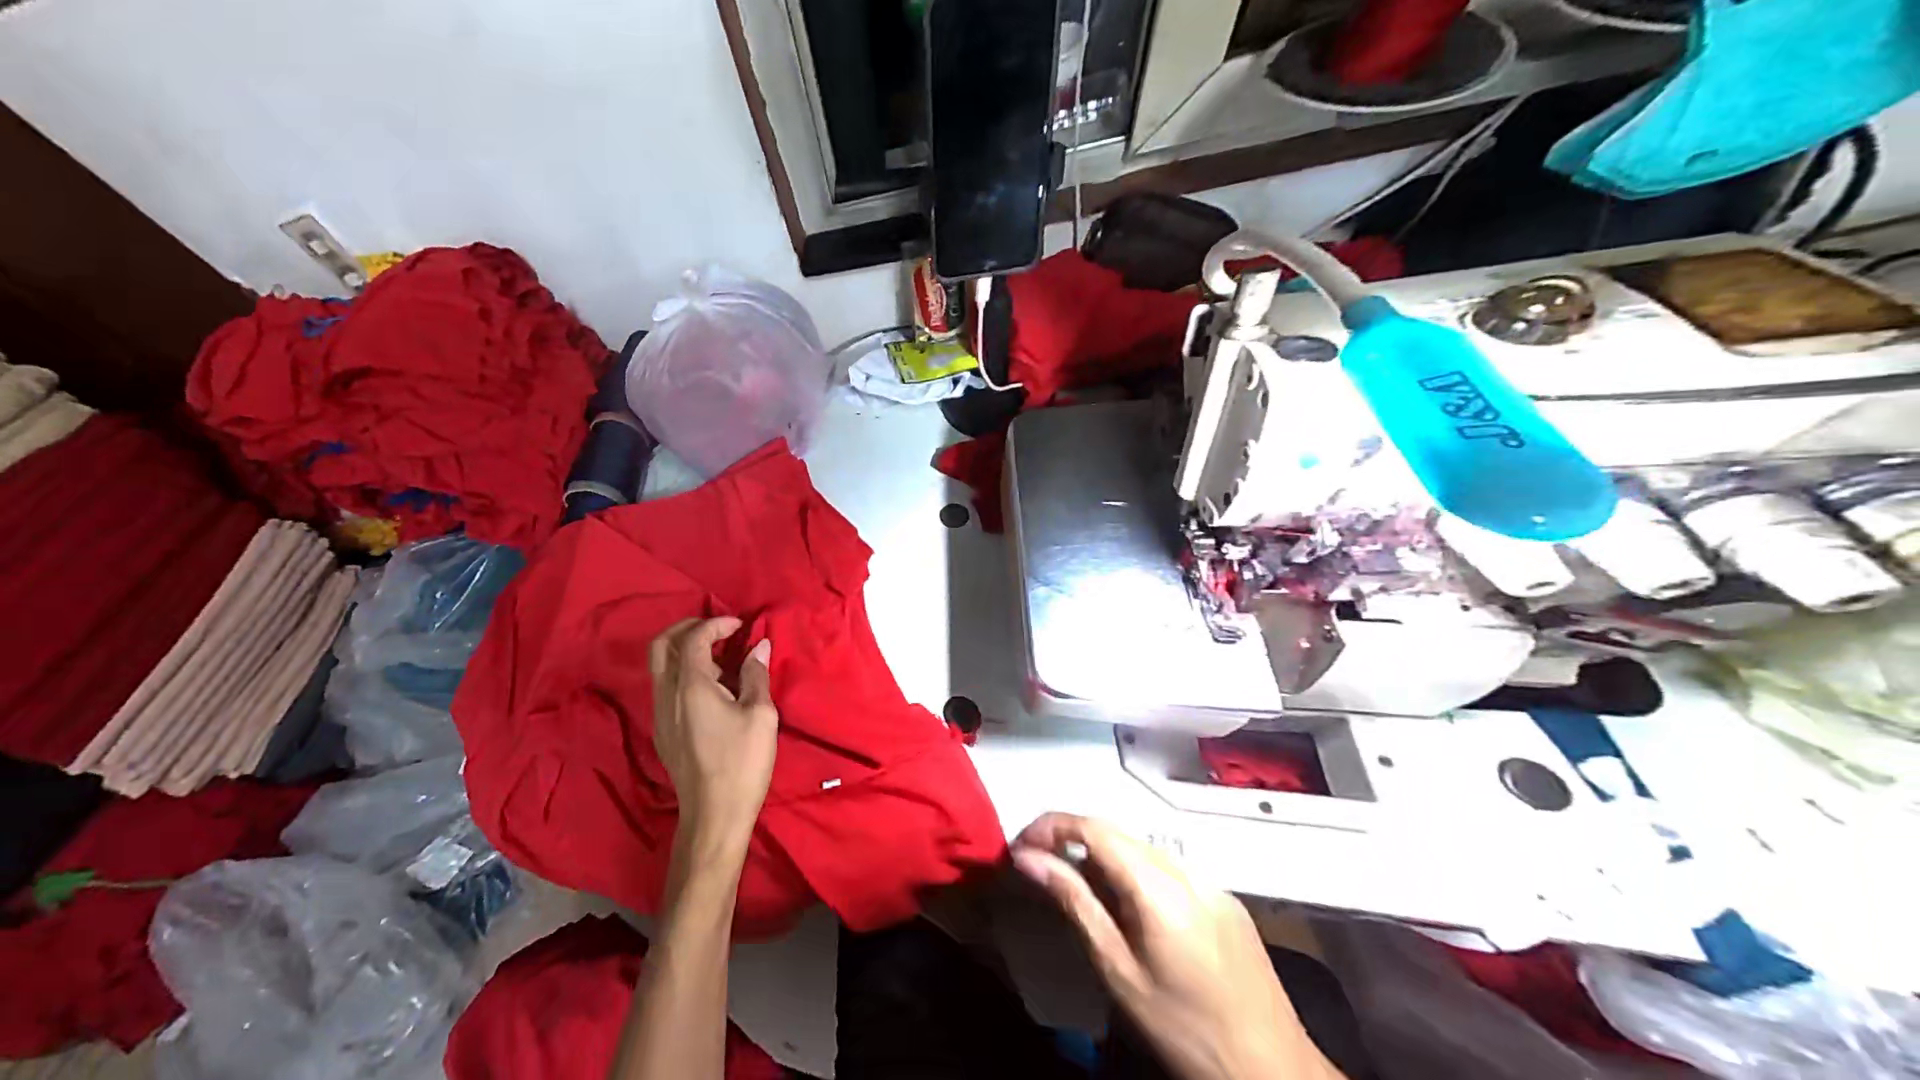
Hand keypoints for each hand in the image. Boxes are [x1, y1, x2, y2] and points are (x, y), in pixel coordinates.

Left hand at [648, 617, 778, 854]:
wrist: (714, 815)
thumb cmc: (742, 762)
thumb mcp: (760, 715)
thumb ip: (756, 675)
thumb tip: (759, 646)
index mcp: (690, 686)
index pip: (694, 638)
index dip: (716, 624)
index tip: (741, 625)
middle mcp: (666, 695)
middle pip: (661, 645)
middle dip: (687, 628)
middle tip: (718, 630)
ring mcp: (660, 714)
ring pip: (660, 667)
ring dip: (685, 651)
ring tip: (721, 658)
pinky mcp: (663, 731)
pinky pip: (665, 687)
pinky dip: (684, 673)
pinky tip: (713, 688)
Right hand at [1012, 814, 1338, 1079]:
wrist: (1272, 1071)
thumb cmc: (1183, 1030)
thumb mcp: (1117, 970)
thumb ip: (1075, 903)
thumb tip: (1028, 859)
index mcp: (1160, 887)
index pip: (1095, 829)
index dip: (1051, 827)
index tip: (1019, 846)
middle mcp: (1187, 870)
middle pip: (1118, 834)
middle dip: (1072, 840)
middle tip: (1037, 865)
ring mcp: (1211, 882)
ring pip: (1142, 849)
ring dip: (1102, 857)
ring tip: (1074, 886)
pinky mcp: (1225, 898)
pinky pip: (1168, 869)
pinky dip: (1134, 873)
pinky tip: (1124, 906)